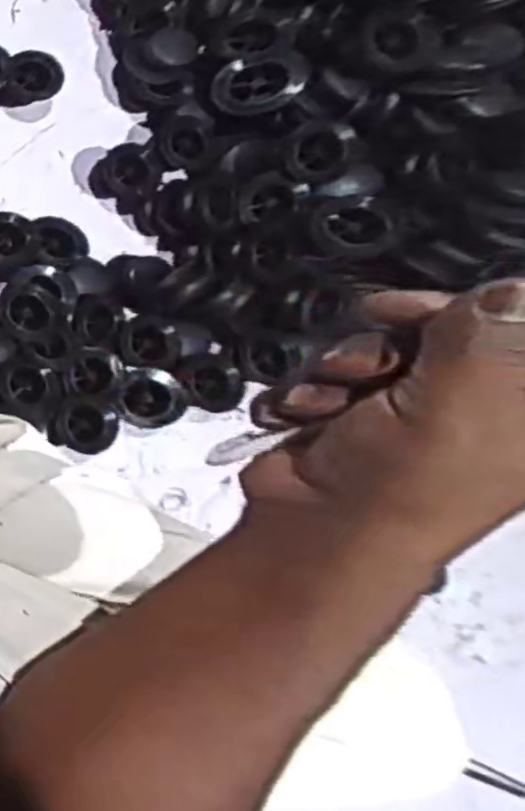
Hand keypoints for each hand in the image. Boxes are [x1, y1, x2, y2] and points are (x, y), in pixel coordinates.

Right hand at [242, 280, 524, 558]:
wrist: (321, 522)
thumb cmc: (408, 476)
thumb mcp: (469, 395)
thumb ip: (492, 332)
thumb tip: (508, 289)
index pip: (512, 327)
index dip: (467, 310)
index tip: (417, 310)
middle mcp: (478, 405)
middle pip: (436, 336)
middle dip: (385, 344)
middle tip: (363, 364)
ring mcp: (407, 415)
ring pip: (371, 356)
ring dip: (333, 371)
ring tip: (326, 400)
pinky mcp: (346, 421)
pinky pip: (323, 383)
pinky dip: (305, 393)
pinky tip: (305, 414)